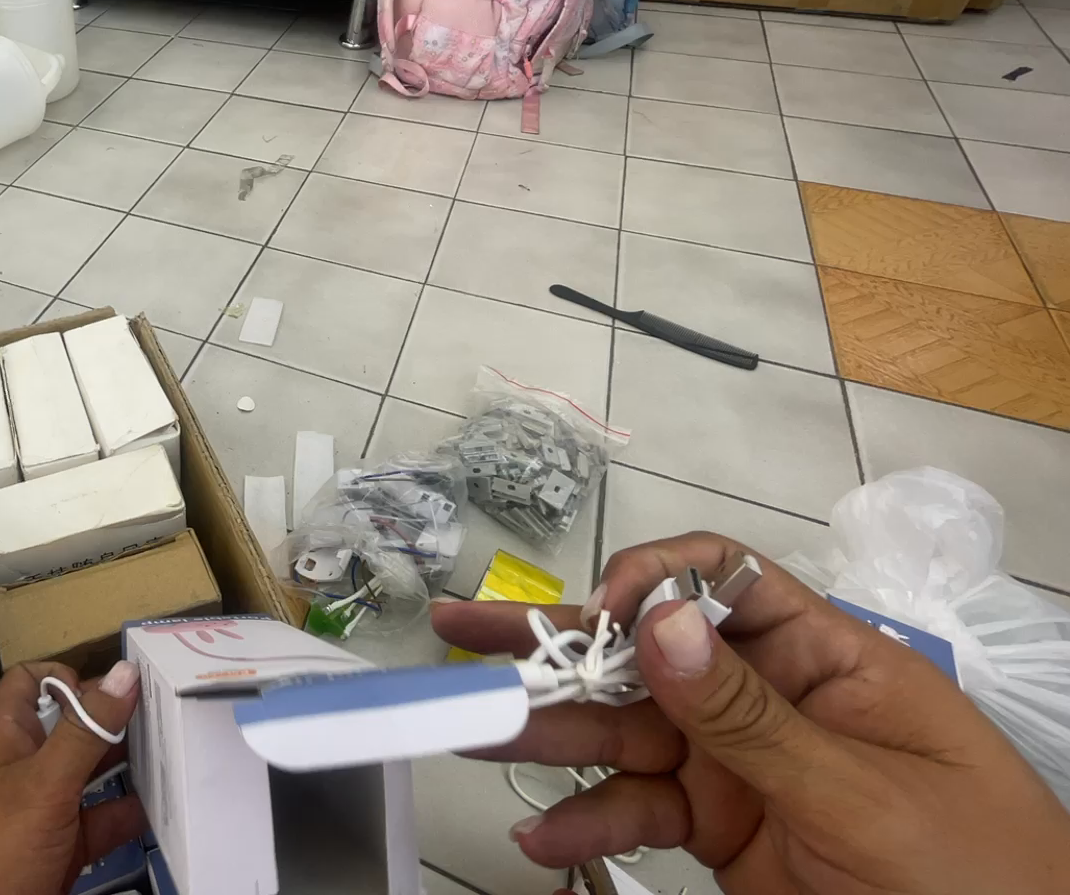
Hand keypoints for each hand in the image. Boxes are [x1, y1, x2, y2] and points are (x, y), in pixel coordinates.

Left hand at [0, 660, 142, 894]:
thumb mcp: (44, 784)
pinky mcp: (57, 850)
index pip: (31, 681)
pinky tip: (159, 807)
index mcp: (6, 735)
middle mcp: (22, 764)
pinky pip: (96, 820)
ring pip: (87, 772)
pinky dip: (125, 814)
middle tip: (163, 713)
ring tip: (172, 751)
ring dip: (125, 764)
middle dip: (111, 718)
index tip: (111, 691)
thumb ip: (86, 730)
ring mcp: (39, 809)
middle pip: (69, 724)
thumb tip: (125, 671)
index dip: (69, 677)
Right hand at [430, 533, 1069, 894]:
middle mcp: (757, 696)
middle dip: (546, 644)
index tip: (598, 618)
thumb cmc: (986, 894)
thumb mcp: (869, 802)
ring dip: (542, 734)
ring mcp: (725, 759)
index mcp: (820, 663)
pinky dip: (584, 819)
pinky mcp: (704, 820)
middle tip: (459, 629)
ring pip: (612, 726)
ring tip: (472, 736)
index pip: (719, 581)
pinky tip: (542, 835)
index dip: (649, 581)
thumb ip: (752, 715)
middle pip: (634, 651)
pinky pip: (628, 805)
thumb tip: (658, 620)